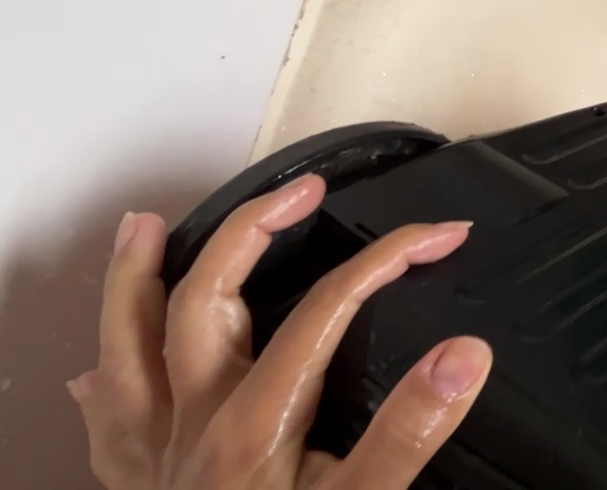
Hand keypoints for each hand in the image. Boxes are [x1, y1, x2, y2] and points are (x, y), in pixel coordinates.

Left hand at [71, 174, 491, 489]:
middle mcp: (191, 426)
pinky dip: (104, 376)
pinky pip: (107, 420)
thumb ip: (410, 429)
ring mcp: (154, 456)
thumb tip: (466, 350)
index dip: (392, 255)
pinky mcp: (142, 486)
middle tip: (301, 192)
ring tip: (146, 228)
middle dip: (252, 232)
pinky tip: (95, 367)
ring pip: (128, 350)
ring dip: (133, 284)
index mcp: (252, 422)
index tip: (445, 235)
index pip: (328, 304)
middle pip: (202, 302)